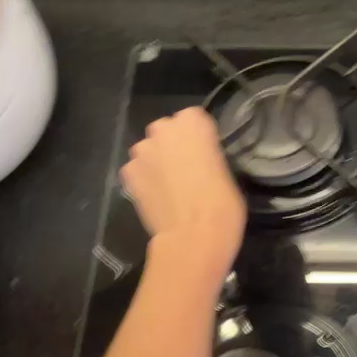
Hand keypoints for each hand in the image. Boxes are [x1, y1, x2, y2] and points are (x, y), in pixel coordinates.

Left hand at [119, 107, 246, 265]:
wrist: (193, 238)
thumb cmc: (223, 207)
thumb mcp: (228, 174)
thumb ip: (210, 156)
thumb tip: (201, 160)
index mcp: (193, 123)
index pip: (196, 118)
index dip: (202, 138)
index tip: (209, 155)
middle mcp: (162, 129)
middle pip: (168, 130)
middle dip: (176, 145)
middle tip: (190, 171)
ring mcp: (141, 150)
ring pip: (151, 150)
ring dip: (159, 161)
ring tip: (173, 187)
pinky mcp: (128, 172)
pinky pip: (139, 170)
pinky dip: (146, 179)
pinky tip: (159, 197)